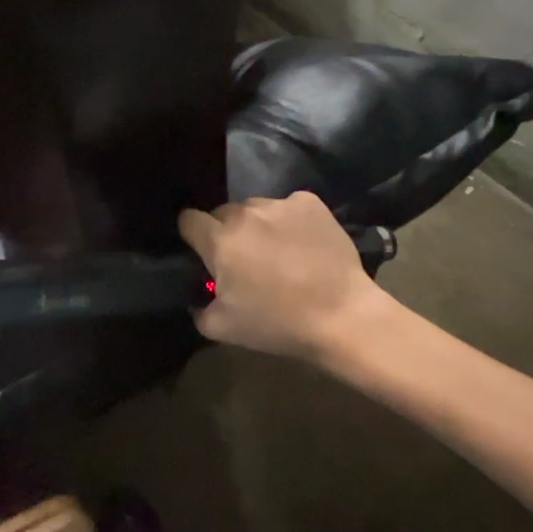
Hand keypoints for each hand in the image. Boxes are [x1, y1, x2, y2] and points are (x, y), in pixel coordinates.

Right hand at [180, 192, 396, 363]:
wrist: (343, 317)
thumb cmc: (278, 324)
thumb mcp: (224, 329)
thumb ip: (199, 311)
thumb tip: (196, 301)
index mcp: (219, 241)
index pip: (189, 219)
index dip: (193, 235)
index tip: (203, 251)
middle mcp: (245, 214)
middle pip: (223, 213)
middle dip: (227, 231)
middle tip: (245, 258)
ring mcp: (279, 205)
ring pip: (255, 207)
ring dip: (258, 224)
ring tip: (278, 250)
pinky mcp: (309, 203)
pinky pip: (288, 205)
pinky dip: (290, 219)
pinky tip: (303, 242)